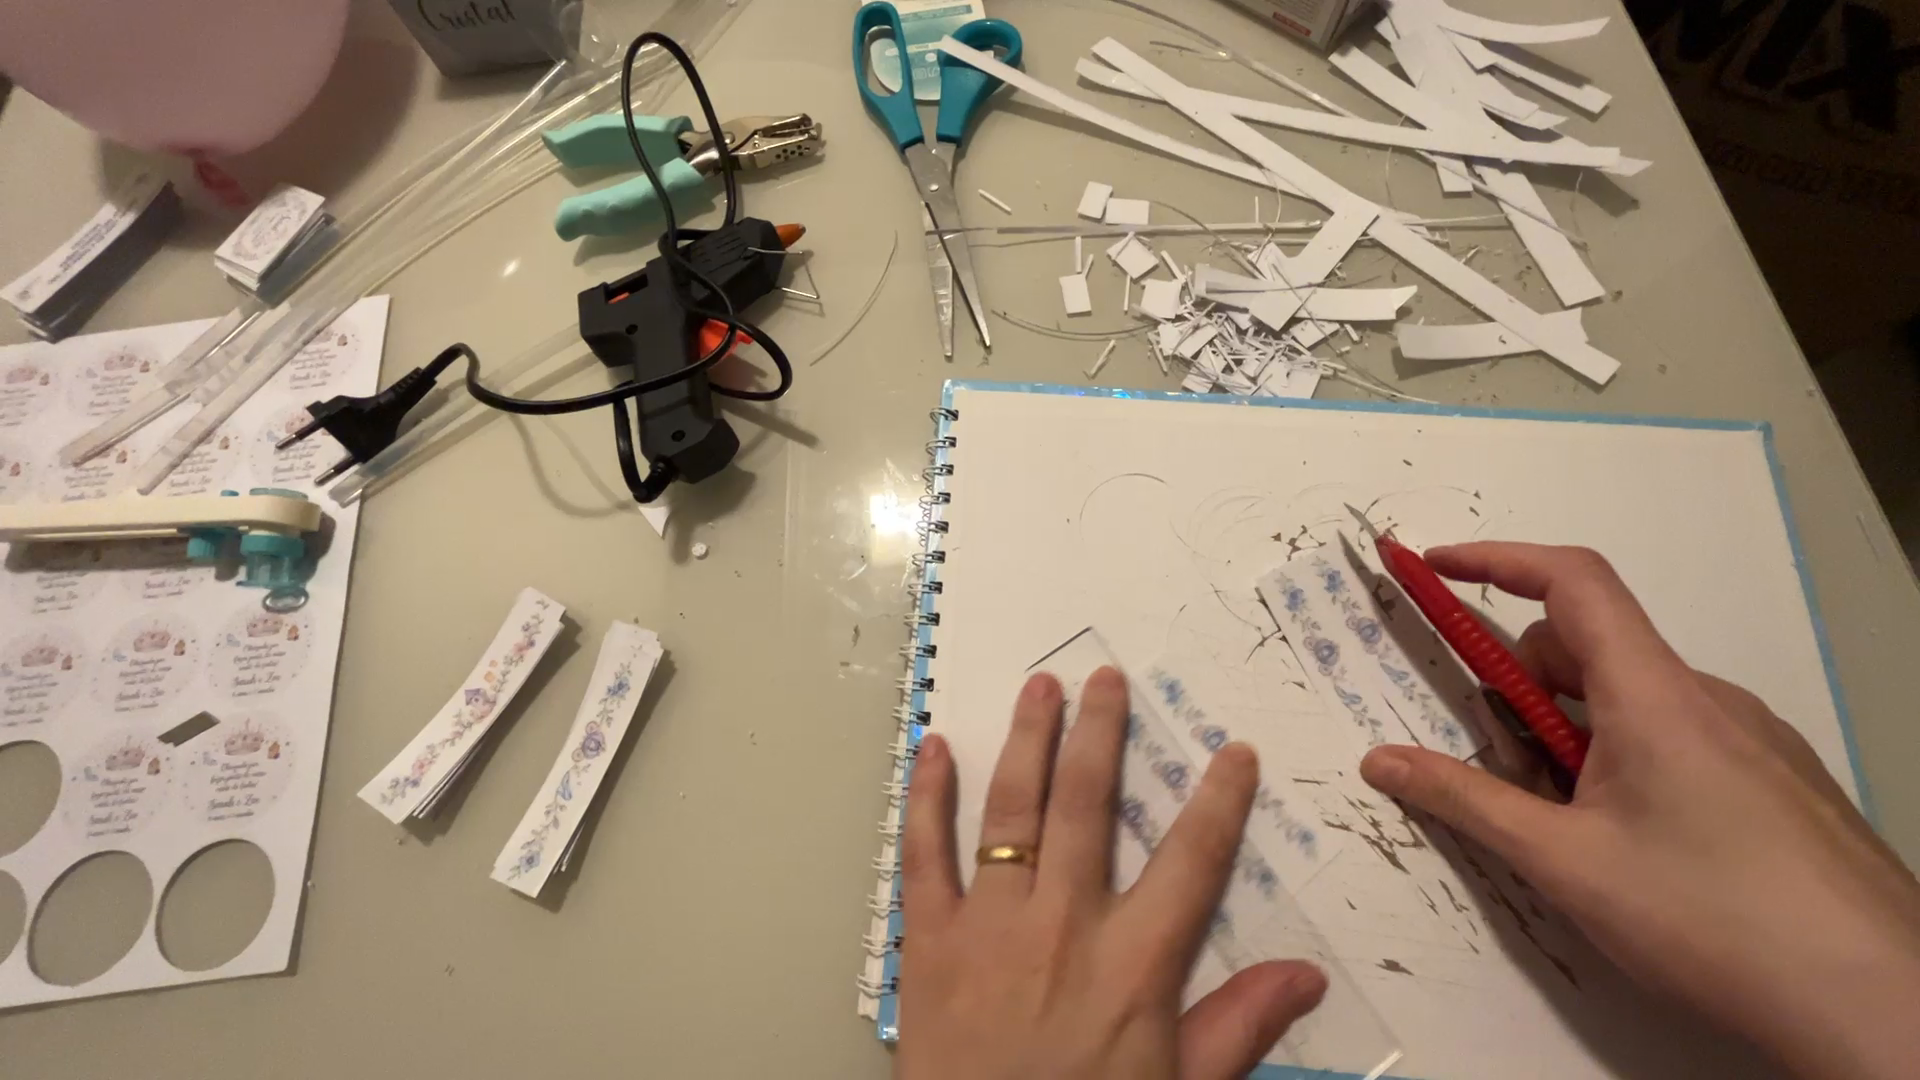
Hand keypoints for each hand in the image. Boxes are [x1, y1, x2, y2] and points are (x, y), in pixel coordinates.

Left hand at [895, 669, 1327, 1079]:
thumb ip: (1238, 1028)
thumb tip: (1308, 974)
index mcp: (1131, 962)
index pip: (1191, 862)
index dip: (1218, 802)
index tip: (1233, 752)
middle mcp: (1060, 922)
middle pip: (1086, 806)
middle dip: (1101, 734)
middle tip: (1106, 678)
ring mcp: (988, 922)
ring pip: (1010, 808)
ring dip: (1027, 741)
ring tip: (1040, 686)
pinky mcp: (928, 936)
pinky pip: (923, 852)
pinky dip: (925, 795)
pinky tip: (932, 745)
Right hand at [1358, 542, 1919, 1079]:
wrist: (1898, 1027)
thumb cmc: (1714, 922)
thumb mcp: (1563, 861)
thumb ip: (1462, 799)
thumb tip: (1377, 760)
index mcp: (1654, 696)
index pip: (1572, 581)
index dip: (1494, 559)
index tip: (1433, 566)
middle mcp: (1706, 699)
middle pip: (1586, 649)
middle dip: (1518, 686)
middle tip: (1494, 759)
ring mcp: (1750, 740)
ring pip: (1624, 699)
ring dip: (1564, 730)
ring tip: (1562, 817)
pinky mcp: (1775, 782)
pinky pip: (1669, 735)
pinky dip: (1614, 755)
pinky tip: (1628, 838)